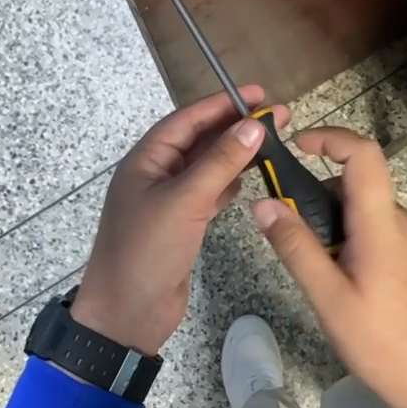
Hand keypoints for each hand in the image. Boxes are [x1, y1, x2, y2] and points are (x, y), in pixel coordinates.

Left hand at [73, 88, 286, 356]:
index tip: (259, 93)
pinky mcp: (181, 226)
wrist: (127, 314)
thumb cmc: (147, 251)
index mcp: (146, 160)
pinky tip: (251, 179)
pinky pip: (208, 194)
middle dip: (234, 128)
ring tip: (273, 143)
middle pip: (199, 141)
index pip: (187, 120)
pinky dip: (228, 185)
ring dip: (235, 156)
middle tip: (279, 116)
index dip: (222, 104)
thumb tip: (254, 126)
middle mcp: (156, 175)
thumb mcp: (184, 201)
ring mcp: (168, 202)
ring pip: (206, 168)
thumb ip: (219, 163)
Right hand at [250, 128, 406, 407]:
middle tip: (293, 238)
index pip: (363, 154)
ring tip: (321, 274)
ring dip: (339, 225)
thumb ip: (295, 247)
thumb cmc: (384, 345)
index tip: (296, 144)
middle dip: (320, 198)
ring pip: (371, 214)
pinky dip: (360, 242)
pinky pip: (387, 235)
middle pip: (360, 186)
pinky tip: (351, 287)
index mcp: (383, 225)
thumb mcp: (328, 299)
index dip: (329, 137)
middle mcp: (406, 223)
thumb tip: (263, 204)